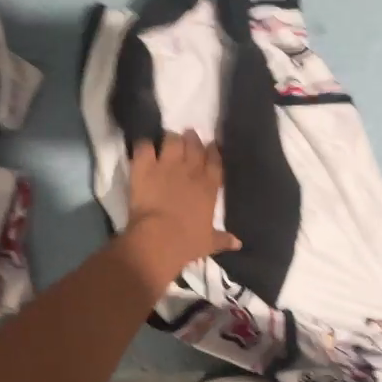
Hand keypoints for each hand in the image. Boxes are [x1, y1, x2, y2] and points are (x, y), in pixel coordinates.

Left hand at [121, 130, 240, 288]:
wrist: (158, 239)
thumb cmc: (187, 242)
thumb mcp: (208, 243)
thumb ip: (222, 239)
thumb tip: (238, 244)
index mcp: (208, 187)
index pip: (215, 161)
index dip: (214, 151)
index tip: (212, 146)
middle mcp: (190, 171)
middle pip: (194, 146)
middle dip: (193, 139)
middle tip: (189, 137)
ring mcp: (166, 166)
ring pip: (172, 140)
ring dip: (171, 140)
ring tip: (169, 141)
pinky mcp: (144, 167)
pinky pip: (144, 147)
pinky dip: (144, 146)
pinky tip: (144, 149)